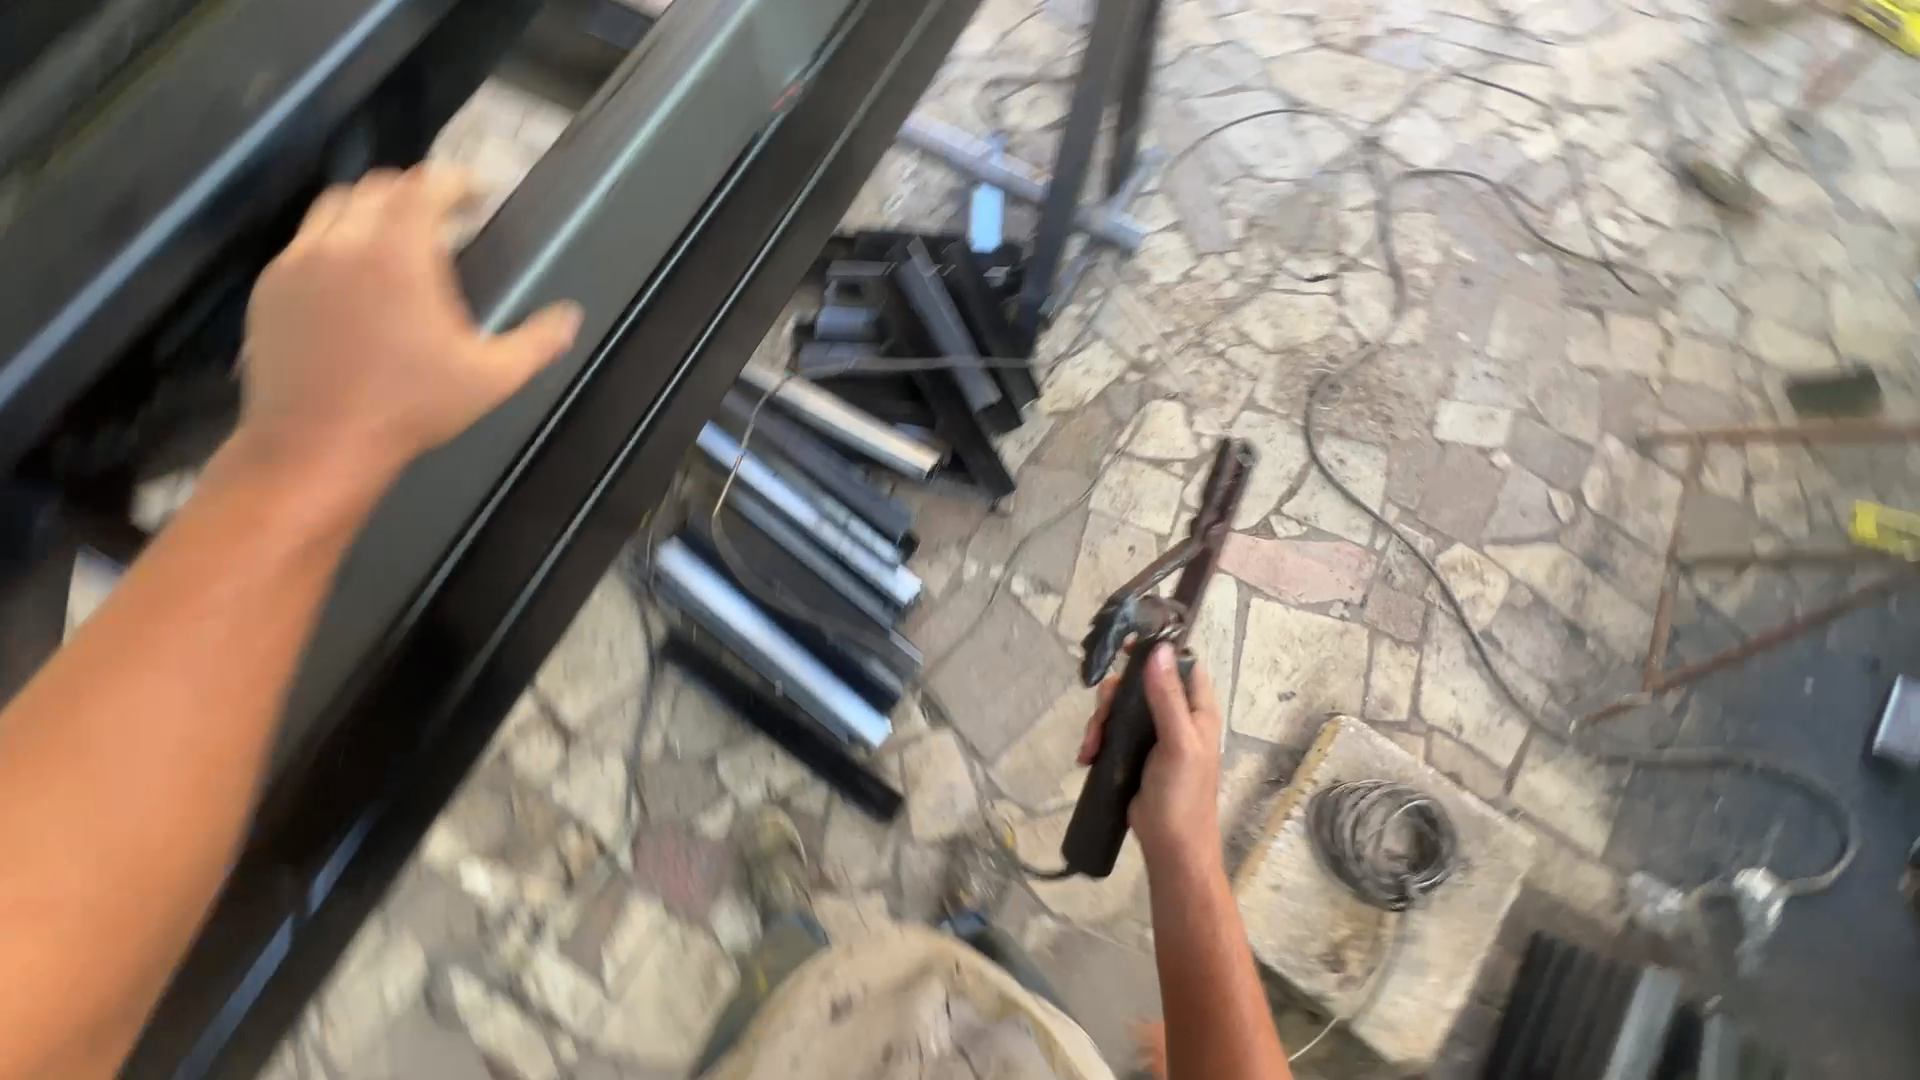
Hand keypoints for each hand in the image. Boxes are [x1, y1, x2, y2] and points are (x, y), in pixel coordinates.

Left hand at [237, 164, 582, 476]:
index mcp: (396, 256)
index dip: (453, 181)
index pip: (421, 188)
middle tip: (446, 216)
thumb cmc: (414, 407)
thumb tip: (572, 317)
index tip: (476, 192)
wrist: (319, 441)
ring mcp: (296, 263)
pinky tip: (361, 281)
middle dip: (414, 193)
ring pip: (333, 209)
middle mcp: (340, 244)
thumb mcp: (493, 378)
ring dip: (372, 211)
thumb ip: (537, 342)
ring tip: (401, 241)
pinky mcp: (271, 288)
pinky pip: (307, 244)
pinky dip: (340, 243)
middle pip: (375, 188)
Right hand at [1078, 643, 1224, 871]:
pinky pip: (1111, 731)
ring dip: (1101, 720)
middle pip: (1140, 683)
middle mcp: (1176, 716)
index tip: (1127, 647)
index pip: (1183, 665)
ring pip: (1121, 706)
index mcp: (1197, 710)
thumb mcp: (1178, 743)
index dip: (1159, 651)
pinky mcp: (1133, 753)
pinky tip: (1087, 756)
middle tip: (1103, 717)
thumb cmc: (1182, 796)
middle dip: (1115, 696)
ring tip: (1091, 746)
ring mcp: (1153, 735)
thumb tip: (1159, 650)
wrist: (1170, 848)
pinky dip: (1097, 739)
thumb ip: (1167, 697)